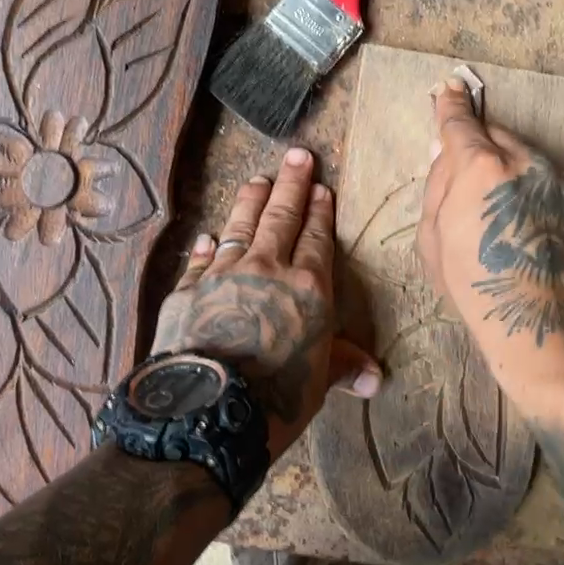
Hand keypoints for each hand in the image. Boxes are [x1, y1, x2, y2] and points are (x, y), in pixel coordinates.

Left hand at [151, 147, 380, 458]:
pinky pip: (201, 259)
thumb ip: (343, 365)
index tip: (322, 187)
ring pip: (241, 225)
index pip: (317, 238)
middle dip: (292, 184)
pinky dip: (208, 245)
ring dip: (251, 200)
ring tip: (258, 179)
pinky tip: (210, 235)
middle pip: (282, 216)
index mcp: (308, 286)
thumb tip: (375, 379)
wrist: (209, 409)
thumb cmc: (277, 396)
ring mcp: (224, 274)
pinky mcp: (188, 290)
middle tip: (297, 155)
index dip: (320, 211)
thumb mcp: (319, 380)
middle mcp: (267, 268)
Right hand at [417, 76, 563, 403]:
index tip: (450, 89)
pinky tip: (537, 233)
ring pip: (530, 161)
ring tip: (510, 221)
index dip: (451, 105)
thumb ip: (438, 186)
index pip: (460, 123)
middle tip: (473, 181)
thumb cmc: (475, 287)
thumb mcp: (432, 240)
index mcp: (481, 167)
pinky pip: (557, 186)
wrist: (544, 326)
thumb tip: (445, 151)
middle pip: (498, 138)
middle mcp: (526, 161)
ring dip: (515, 175)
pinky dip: (543, 198)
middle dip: (482, 150)